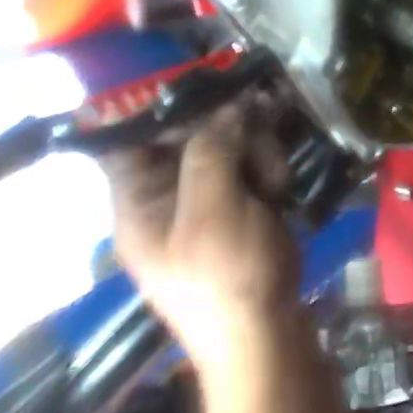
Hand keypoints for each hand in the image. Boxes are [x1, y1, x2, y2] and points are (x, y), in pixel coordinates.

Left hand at [101, 103, 294, 375]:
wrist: (265, 329)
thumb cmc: (225, 275)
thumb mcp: (211, 213)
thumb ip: (211, 153)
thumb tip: (226, 104)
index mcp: (139, 200)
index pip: (131, 138)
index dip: (159, 108)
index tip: (203, 82)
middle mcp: (168, 192)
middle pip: (192, 133)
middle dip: (230, 132)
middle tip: (257, 135)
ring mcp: (208, 196)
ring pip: (231, 143)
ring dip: (258, 153)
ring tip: (274, 182)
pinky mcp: (241, 201)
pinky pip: (253, 163)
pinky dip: (270, 168)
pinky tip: (280, 189)